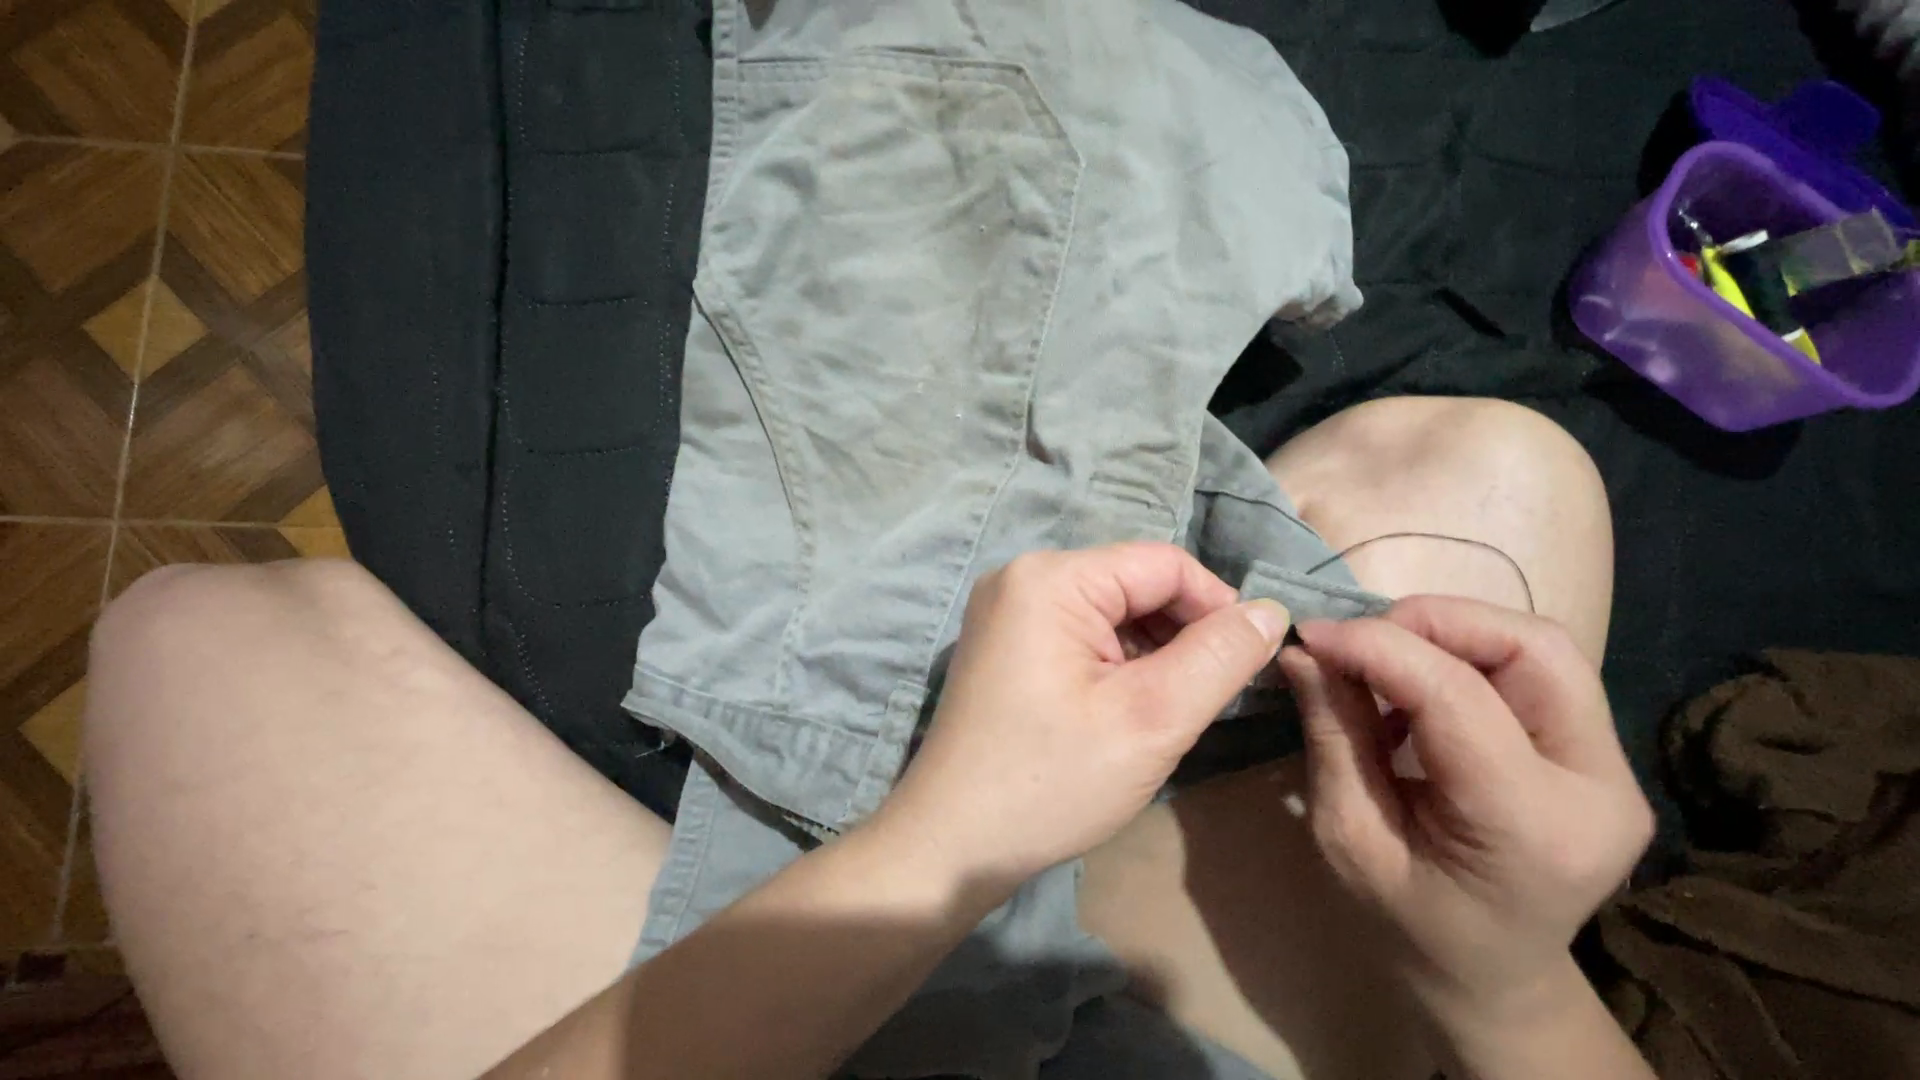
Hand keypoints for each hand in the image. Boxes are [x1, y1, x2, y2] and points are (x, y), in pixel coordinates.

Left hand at [879, 543, 1291, 894]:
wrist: (952, 842)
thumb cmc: (1052, 781)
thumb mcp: (1152, 720)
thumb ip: (1219, 657)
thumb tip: (1270, 611)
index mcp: (1051, 578)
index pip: (1163, 564)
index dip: (1216, 607)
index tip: (1245, 666)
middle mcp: (1021, 577)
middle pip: (1133, 583)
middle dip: (1180, 633)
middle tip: (1203, 698)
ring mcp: (1005, 611)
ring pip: (1110, 611)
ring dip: (1151, 652)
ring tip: (1164, 711)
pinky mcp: (1002, 644)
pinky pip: (1078, 633)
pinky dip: (1115, 663)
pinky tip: (1123, 710)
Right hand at [1277, 596, 1653, 1021]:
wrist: (1490, 975)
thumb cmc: (1407, 922)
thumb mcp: (1348, 837)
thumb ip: (1334, 736)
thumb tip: (1303, 652)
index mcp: (1531, 826)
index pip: (1457, 695)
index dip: (1377, 646)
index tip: (1310, 634)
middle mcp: (1599, 786)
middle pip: (1532, 647)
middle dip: (1432, 621)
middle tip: (1358, 639)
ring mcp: (1614, 768)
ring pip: (1541, 646)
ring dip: (1451, 632)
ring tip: (1384, 660)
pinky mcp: (1602, 753)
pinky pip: (1536, 670)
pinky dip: (1466, 655)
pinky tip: (1418, 689)